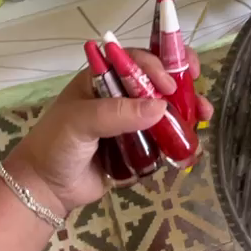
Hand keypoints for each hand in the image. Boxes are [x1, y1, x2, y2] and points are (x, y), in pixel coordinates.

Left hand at [5, 49, 215, 215]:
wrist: (46, 189)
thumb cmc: (56, 145)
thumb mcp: (80, 121)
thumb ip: (117, 113)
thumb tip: (161, 107)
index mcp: (101, 79)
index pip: (135, 61)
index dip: (156, 66)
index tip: (170, 83)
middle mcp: (119, 96)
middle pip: (157, 80)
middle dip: (181, 82)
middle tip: (198, 87)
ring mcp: (130, 122)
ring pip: (166, 109)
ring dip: (187, 109)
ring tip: (204, 115)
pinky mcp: (139, 147)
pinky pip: (165, 138)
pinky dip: (182, 138)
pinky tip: (195, 143)